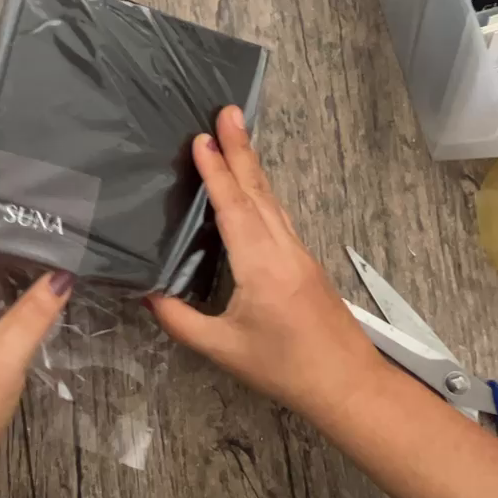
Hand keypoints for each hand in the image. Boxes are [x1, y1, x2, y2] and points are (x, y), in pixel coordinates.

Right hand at [148, 106, 386, 420]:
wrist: (350, 386)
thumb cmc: (285, 369)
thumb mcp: (222, 349)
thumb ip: (179, 319)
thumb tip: (146, 293)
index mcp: (260, 265)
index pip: (233, 207)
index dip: (216, 171)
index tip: (202, 138)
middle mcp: (282, 249)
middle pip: (257, 189)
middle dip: (240, 148)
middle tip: (227, 110)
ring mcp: (297, 253)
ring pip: (270, 199)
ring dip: (251, 163)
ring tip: (235, 134)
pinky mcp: (303, 262)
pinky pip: (277, 214)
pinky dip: (259, 189)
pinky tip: (251, 185)